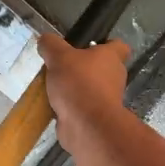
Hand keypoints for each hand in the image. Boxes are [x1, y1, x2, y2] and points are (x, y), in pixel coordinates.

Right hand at [37, 34, 130, 152]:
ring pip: (91, 88)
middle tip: (62, 65)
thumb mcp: (59, 56)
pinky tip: (53, 104)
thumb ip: (51, 45)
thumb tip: (45, 40)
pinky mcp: (96, 117)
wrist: (86, 125)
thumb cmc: (79, 83)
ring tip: (52, 86)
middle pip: (101, 68)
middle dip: (84, 67)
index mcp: (112, 58)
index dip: (106, 44)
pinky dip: (70, 106)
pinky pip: (82, 107)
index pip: (119, 46)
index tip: (89, 45)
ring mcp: (107, 99)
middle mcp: (114, 77)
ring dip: (75, 88)